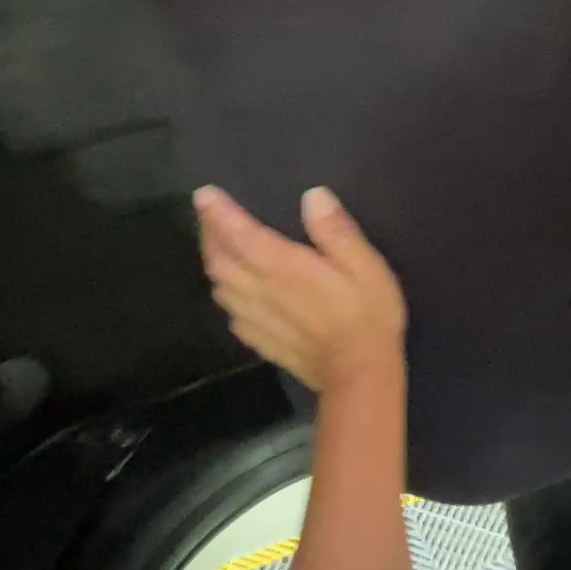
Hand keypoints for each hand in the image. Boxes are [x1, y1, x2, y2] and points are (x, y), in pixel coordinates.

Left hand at [196, 185, 407, 393]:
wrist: (361, 375)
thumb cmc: (367, 313)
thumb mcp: (365, 264)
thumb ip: (336, 230)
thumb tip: (313, 196)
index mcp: (284, 268)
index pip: (241, 235)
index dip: (219, 214)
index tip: (203, 194)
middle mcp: (262, 292)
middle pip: (220, 261)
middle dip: (209, 235)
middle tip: (207, 216)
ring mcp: (259, 320)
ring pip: (221, 287)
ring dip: (215, 263)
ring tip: (218, 247)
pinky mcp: (263, 341)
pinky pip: (232, 314)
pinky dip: (227, 294)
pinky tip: (236, 291)